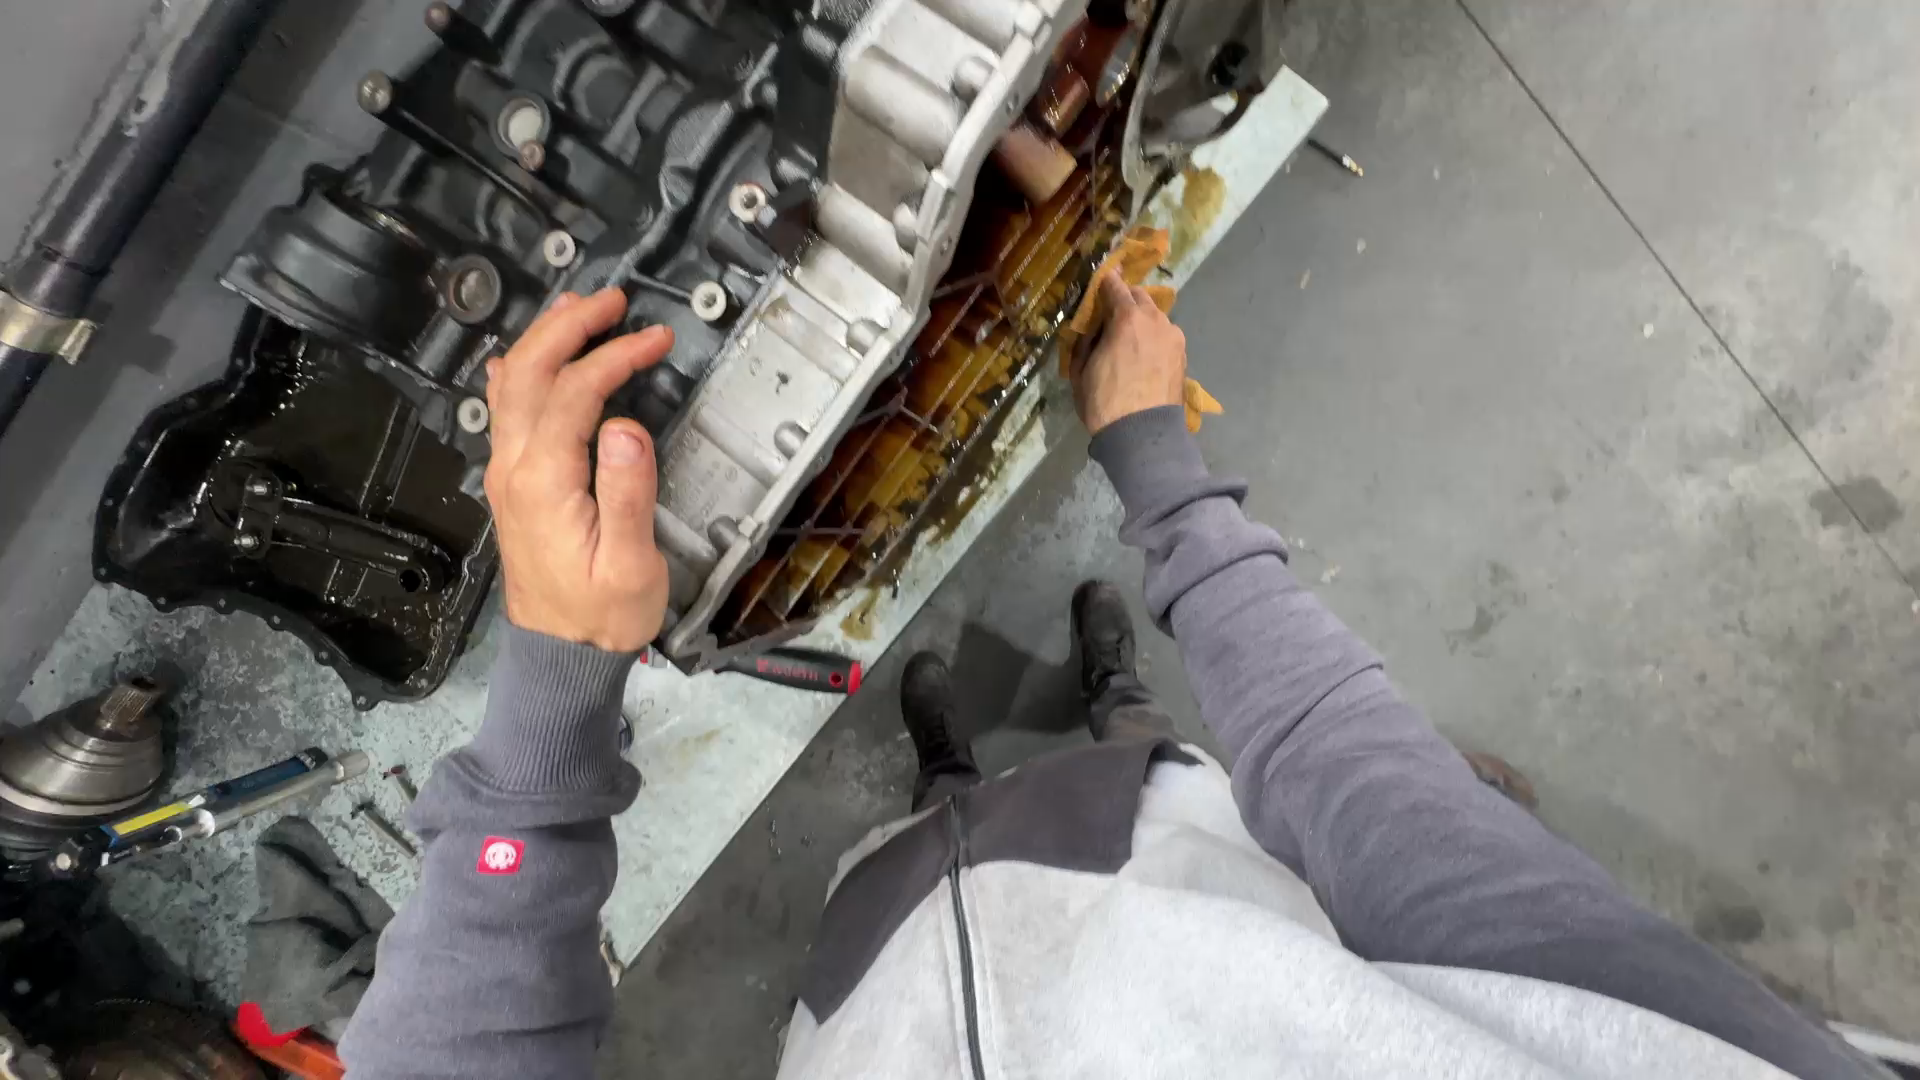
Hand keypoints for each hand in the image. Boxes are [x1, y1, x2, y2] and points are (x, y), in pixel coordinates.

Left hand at [483, 288, 673, 652]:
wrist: (563, 653)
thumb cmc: (604, 613)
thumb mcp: (630, 562)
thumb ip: (627, 492)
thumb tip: (628, 427)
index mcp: (545, 482)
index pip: (575, 394)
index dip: (615, 357)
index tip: (656, 339)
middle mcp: (514, 468)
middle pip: (528, 373)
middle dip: (569, 327)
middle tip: (613, 301)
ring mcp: (507, 474)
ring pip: (510, 386)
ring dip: (543, 341)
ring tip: (578, 311)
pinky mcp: (514, 485)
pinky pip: (506, 411)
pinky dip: (521, 373)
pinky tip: (526, 362)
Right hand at [1069, 272, 1187, 434]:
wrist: (1141, 433)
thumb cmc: (1104, 403)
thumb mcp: (1081, 372)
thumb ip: (1085, 343)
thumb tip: (1091, 331)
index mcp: (1127, 318)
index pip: (1115, 287)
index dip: (1106, 283)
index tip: (1101, 280)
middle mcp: (1155, 320)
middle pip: (1140, 297)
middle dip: (1126, 300)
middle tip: (1113, 313)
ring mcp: (1173, 337)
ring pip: (1156, 316)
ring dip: (1142, 319)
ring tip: (1130, 337)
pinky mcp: (1183, 355)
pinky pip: (1165, 336)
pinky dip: (1154, 337)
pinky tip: (1144, 353)